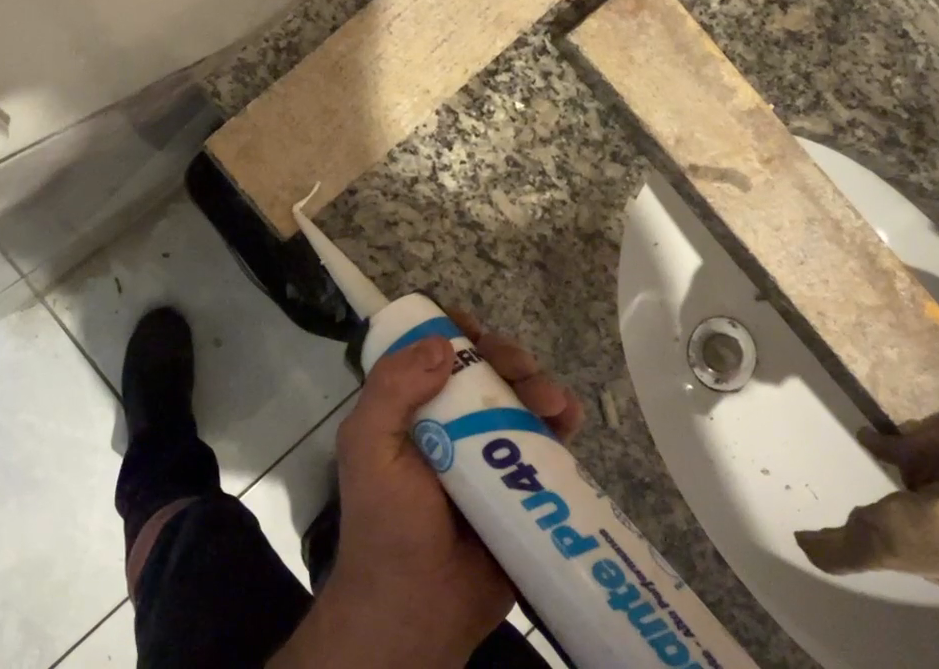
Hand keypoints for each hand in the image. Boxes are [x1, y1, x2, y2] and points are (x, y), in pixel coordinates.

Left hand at [270, 309, 582, 667]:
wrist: (419, 607)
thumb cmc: (386, 522)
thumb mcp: (369, 446)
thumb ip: (392, 390)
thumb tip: (441, 343)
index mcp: (407, 409)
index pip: (430, 354)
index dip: (453, 334)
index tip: (473, 331)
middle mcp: (447, 424)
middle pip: (483, 372)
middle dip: (506, 358)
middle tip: (521, 368)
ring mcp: (488, 455)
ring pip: (519, 402)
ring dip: (538, 387)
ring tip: (551, 400)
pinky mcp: (522, 487)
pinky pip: (546, 445)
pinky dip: (560, 425)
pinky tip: (569, 419)